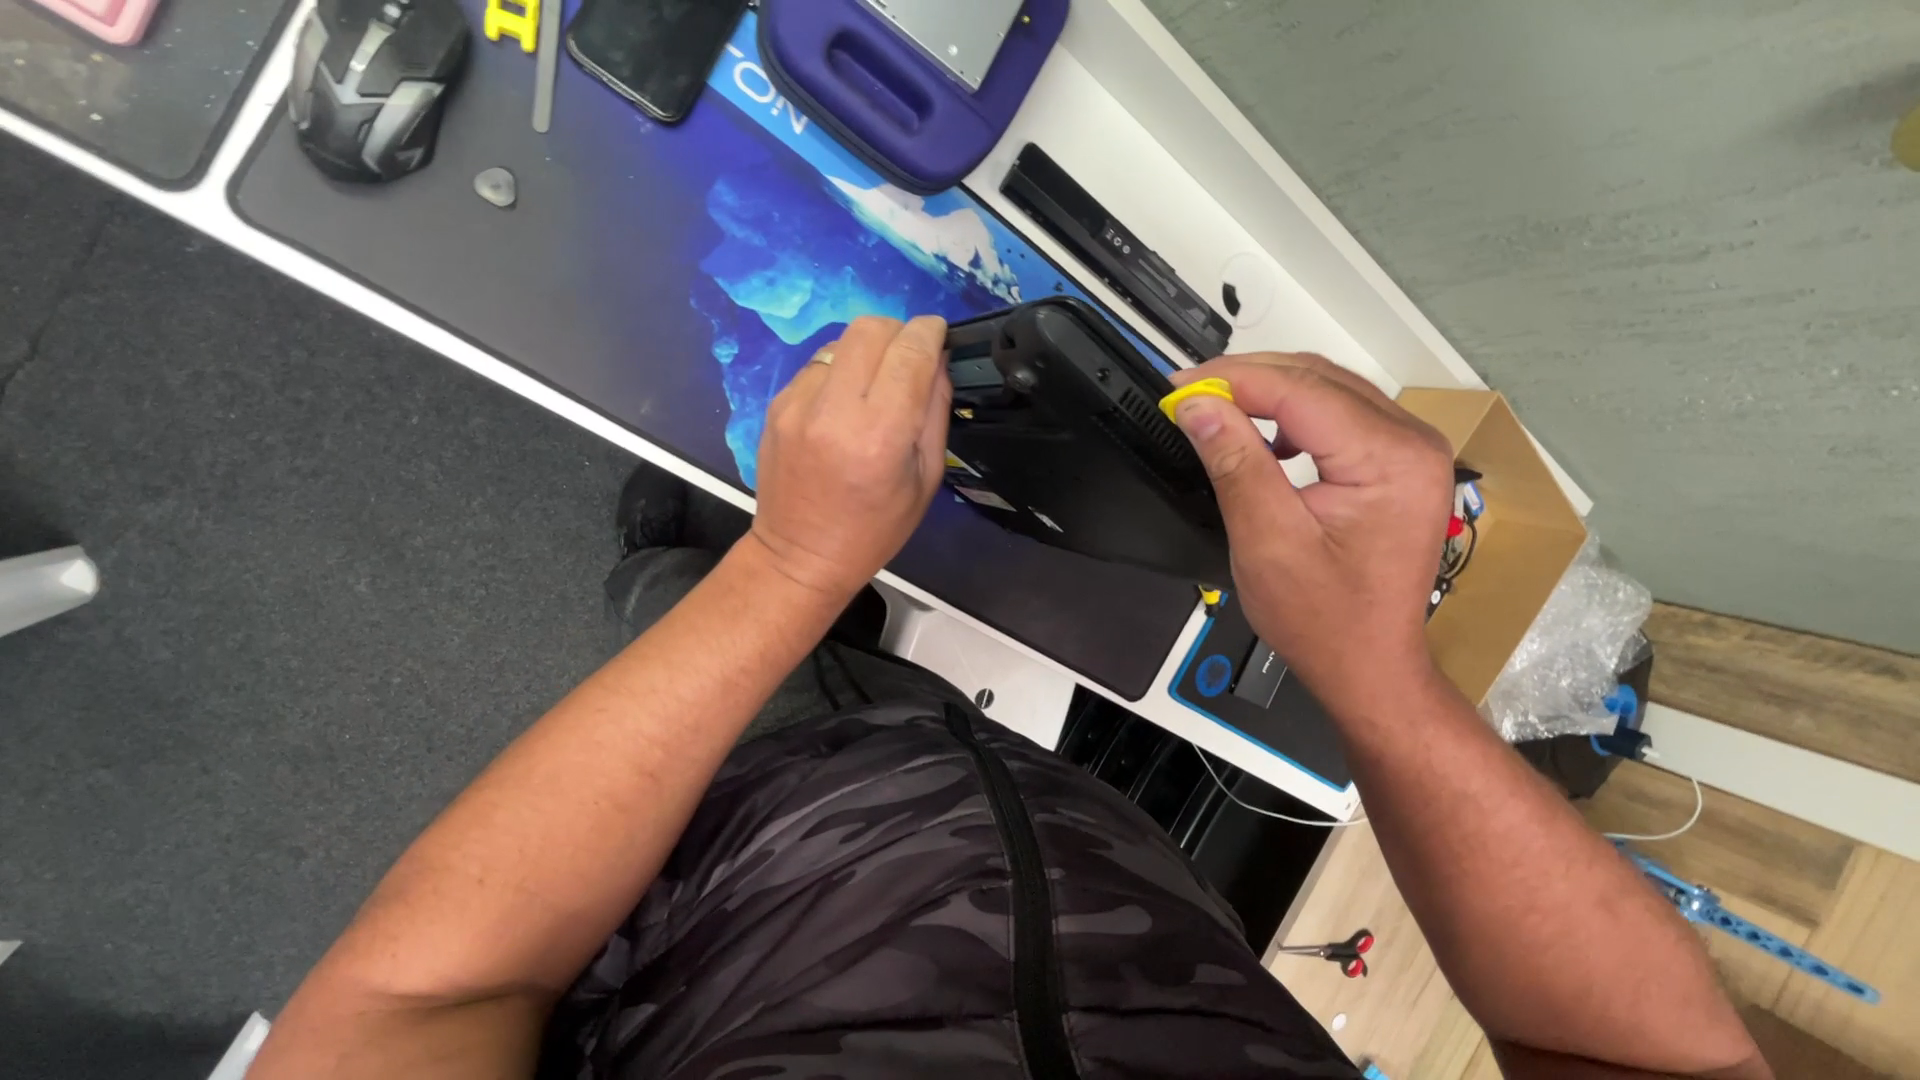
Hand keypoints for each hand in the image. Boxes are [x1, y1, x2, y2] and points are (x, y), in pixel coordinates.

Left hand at [747, 315, 952, 599]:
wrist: (799, 556)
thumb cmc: (874, 529)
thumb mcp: (926, 479)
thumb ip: (935, 411)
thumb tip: (936, 360)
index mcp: (881, 435)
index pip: (910, 352)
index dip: (930, 332)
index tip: (938, 335)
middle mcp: (835, 410)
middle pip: (871, 329)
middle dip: (899, 332)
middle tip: (909, 356)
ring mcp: (798, 404)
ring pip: (842, 340)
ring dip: (868, 349)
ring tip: (876, 383)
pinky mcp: (777, 405)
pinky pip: (818, 365)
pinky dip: (840, 371)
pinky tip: (844, 404)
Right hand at [1169, 353, 1455, 710]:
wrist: (1367, 664)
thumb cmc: (1322, 618)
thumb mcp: (1266, 539)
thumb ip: (1235, 462)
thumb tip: (1198, 406)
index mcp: (1389, 459)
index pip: (1299, 390)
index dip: (1231, 380)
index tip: (1177, 387)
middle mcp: (1412, 443)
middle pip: (1317, 379)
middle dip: (1246, 380)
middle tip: (1186, 395)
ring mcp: (1410, 452)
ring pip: (1327, 391)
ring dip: (1267, 393)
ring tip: (1214, 410)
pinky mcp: (1398, 464)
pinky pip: (1340, 416)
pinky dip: (1293, 416)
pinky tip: (1263, 439)